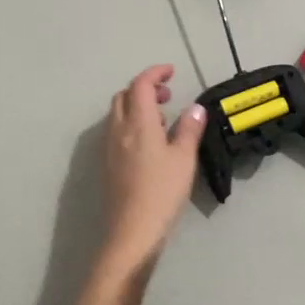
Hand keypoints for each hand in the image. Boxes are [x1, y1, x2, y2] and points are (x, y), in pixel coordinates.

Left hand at [100, 65, 204, 268]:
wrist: (131, 232)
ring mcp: (109, 147)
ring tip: (163, 121)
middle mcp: (118, 129)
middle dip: (144, 88)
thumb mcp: (184, 159)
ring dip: (137, 106)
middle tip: (168, 96)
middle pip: (124, 95)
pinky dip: (132, 124)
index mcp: (138, 122)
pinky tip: (150, 144)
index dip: (155, 73)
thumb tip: (196, 108)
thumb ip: (189, 129)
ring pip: (118, 113)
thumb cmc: (162, 192)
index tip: (172, 72)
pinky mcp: (108, 164)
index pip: (141, 85)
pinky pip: (117, 131)